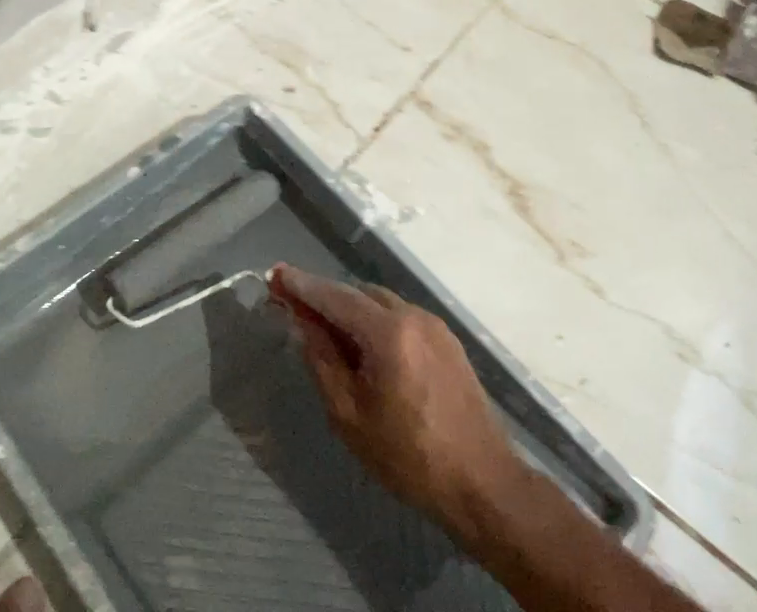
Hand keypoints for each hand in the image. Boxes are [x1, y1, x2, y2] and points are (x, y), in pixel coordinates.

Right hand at [270, 264, 523, 523]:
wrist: (483, 484)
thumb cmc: (407, 455)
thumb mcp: (348, 413)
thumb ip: (322, 359)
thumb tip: (302, 322)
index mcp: (389, 333)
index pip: (335, 297)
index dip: (302, 285)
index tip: (274, 273)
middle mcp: (415, 317)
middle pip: (358, 294)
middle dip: (325, 296)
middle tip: (293, 306)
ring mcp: (436, 329)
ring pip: (381, 303)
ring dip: (350, 309)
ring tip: (324, 330)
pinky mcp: (449, 344)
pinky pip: (401, 318)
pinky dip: (375, 321)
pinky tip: (362, 346)